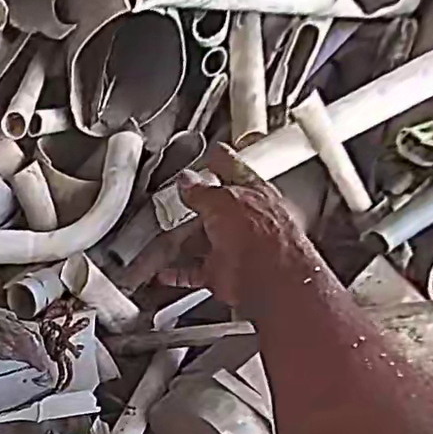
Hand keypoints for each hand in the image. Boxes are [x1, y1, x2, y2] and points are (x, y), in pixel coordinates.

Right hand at [175, 154, 322, 311]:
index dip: (220, 160)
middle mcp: (243, 220)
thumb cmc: (261, 238)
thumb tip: (187, 182)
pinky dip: (178, 273)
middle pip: (213, 208)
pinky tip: (166, 272)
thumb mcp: (223, 203)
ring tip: (163, 238)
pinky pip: (193, 271)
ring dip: (181, 241)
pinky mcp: (221, 272)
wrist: (269, 280)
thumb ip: (202, 193)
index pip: (233, 169)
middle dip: (193, 206)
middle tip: (174, 200)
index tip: (210, 153)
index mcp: (251, 194)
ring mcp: (232, 247)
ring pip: (200, 241)